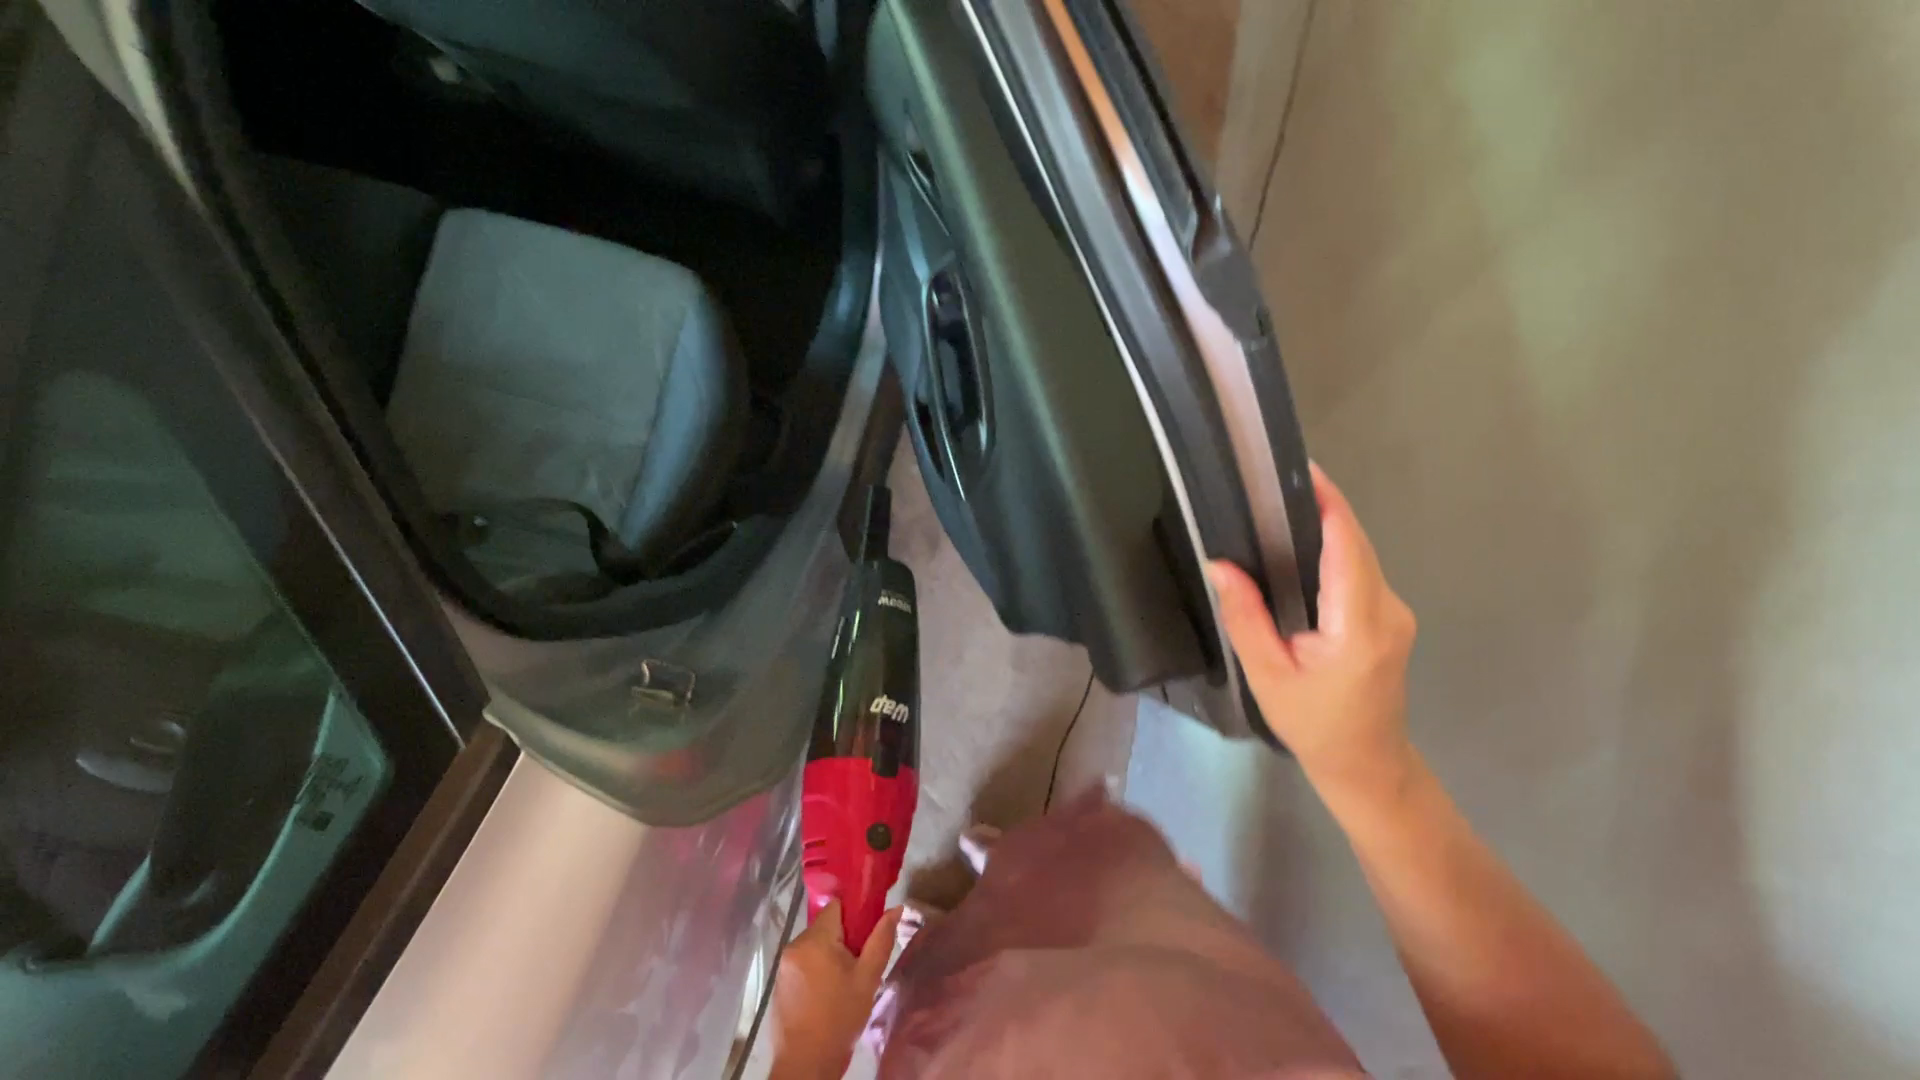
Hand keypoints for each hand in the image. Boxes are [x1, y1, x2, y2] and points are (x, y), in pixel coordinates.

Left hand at [769, 901, 902, 1079]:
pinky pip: (803, 962)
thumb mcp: (868, 978)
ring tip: (845, 981)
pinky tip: (827, 993)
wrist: (806, 1063)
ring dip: (830, 954)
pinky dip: (816, 969)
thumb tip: (895, 909)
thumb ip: (881, 940)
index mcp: (815, 940)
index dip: (855, 914)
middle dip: (844, 938)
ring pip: (814, 945)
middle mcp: (794, 945)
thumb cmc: (840, 1018)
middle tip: (859, 963)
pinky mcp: (780, 982)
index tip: (867, 933)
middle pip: (825, 926)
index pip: (836, 906)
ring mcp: (784, 965)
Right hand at [1208, 463, 1418, 802]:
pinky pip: (1362, 573)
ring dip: (1328, 530)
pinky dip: (1335, 553)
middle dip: (1323, 509)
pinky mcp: (1391, 619)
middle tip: (1276, 485)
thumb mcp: (1268, 675)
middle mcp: (1388, 610)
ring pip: (1361, 556)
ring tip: (1282, 511)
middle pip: (1357, 544)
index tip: (1301, 472)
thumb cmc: (1314, 725)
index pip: (1347, 547)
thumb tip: (1220, 565)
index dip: (1328, 504)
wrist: (1366, 765)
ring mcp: (1396, 613)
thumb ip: (1245, 618)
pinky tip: (1302, 551)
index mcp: (1359, 625)